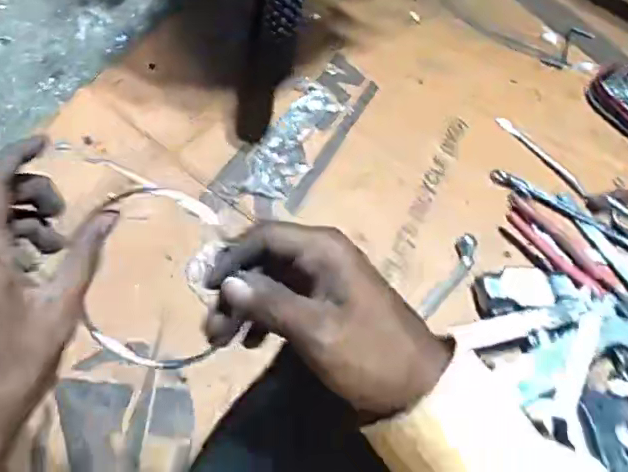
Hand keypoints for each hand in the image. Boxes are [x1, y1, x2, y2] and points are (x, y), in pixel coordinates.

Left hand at [0, 137, 118, 471]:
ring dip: (18, 223)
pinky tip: (26, 273)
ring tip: (52, 249)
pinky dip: (1, 245)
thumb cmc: (13, 370)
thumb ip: (84, 256)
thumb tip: (110, 214)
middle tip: (62, 216)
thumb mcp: (59, 311)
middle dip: (30, 195)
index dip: (18, 154)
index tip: (45, 142)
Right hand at [202, 223, 450, 421]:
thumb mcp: (315, 331)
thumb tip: (227, 281)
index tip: (206, 286)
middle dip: (235, 288)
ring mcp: (324, 274)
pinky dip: (264, 314)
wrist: (421, 390)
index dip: (231, 257)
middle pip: (264, 257)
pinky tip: (252, 341)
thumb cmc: (368, 353)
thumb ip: (269, 303)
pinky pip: (284, 295)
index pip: (263, 236)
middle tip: (212, 325)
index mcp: (321, 247)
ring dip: (245, 304)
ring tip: (222, 339)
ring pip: (270, 278)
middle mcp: (320, 251)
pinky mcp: (326, 297)